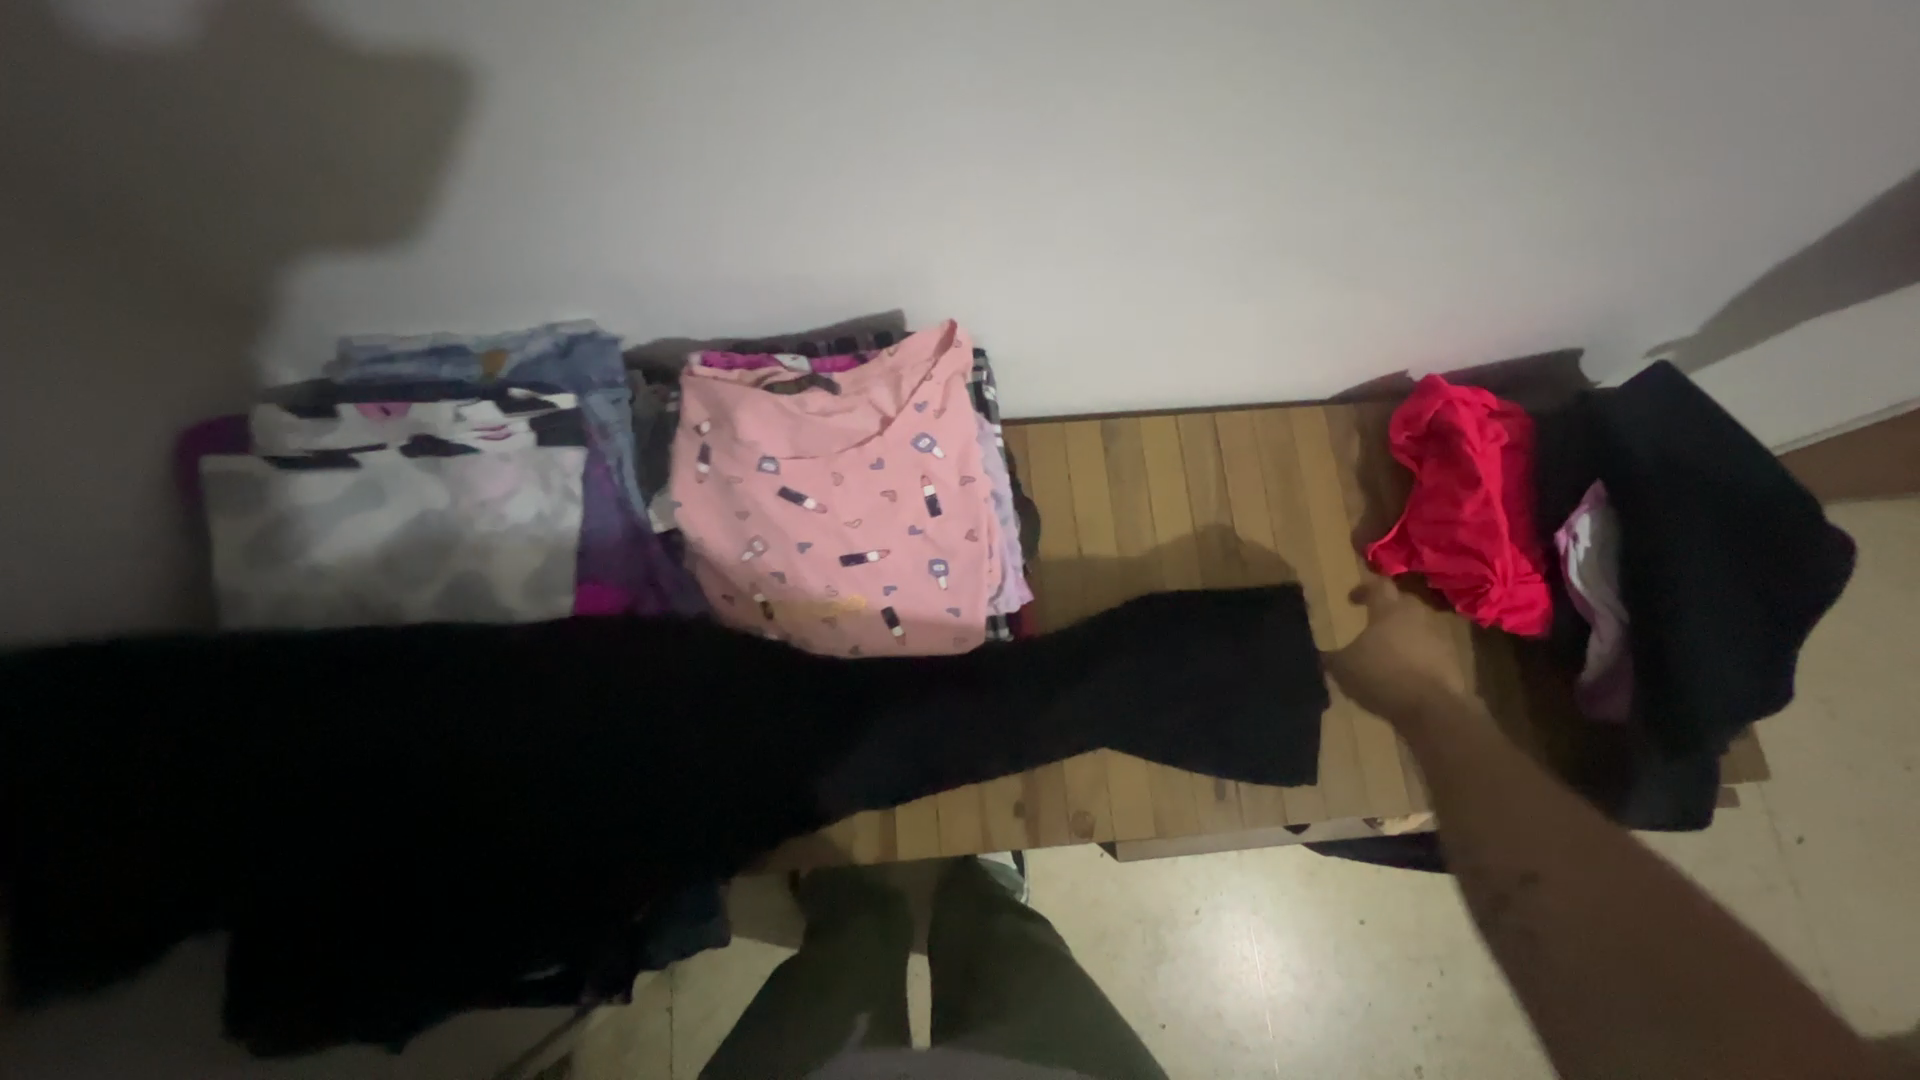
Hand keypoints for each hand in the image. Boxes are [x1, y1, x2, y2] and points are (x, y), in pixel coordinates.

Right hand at [1324, 578, 1472, 727]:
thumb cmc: (1381, 677)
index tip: (1351, 600)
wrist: (1432, 709)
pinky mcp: (1453, 660)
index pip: (1378, 585)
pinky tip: (1406, 671)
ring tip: (1389, 649)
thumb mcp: (1342, 668)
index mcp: (1389, 610)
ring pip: (1419, 625)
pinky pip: (1431, 649)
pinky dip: (1418, 654)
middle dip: (1387, 609)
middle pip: (1403, 602)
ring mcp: (1440, 637)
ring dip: (1405, 633)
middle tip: (1373, 622)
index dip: (1363, 589)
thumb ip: (1331, 656)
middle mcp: (1418, 616)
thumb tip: (1323, 652)